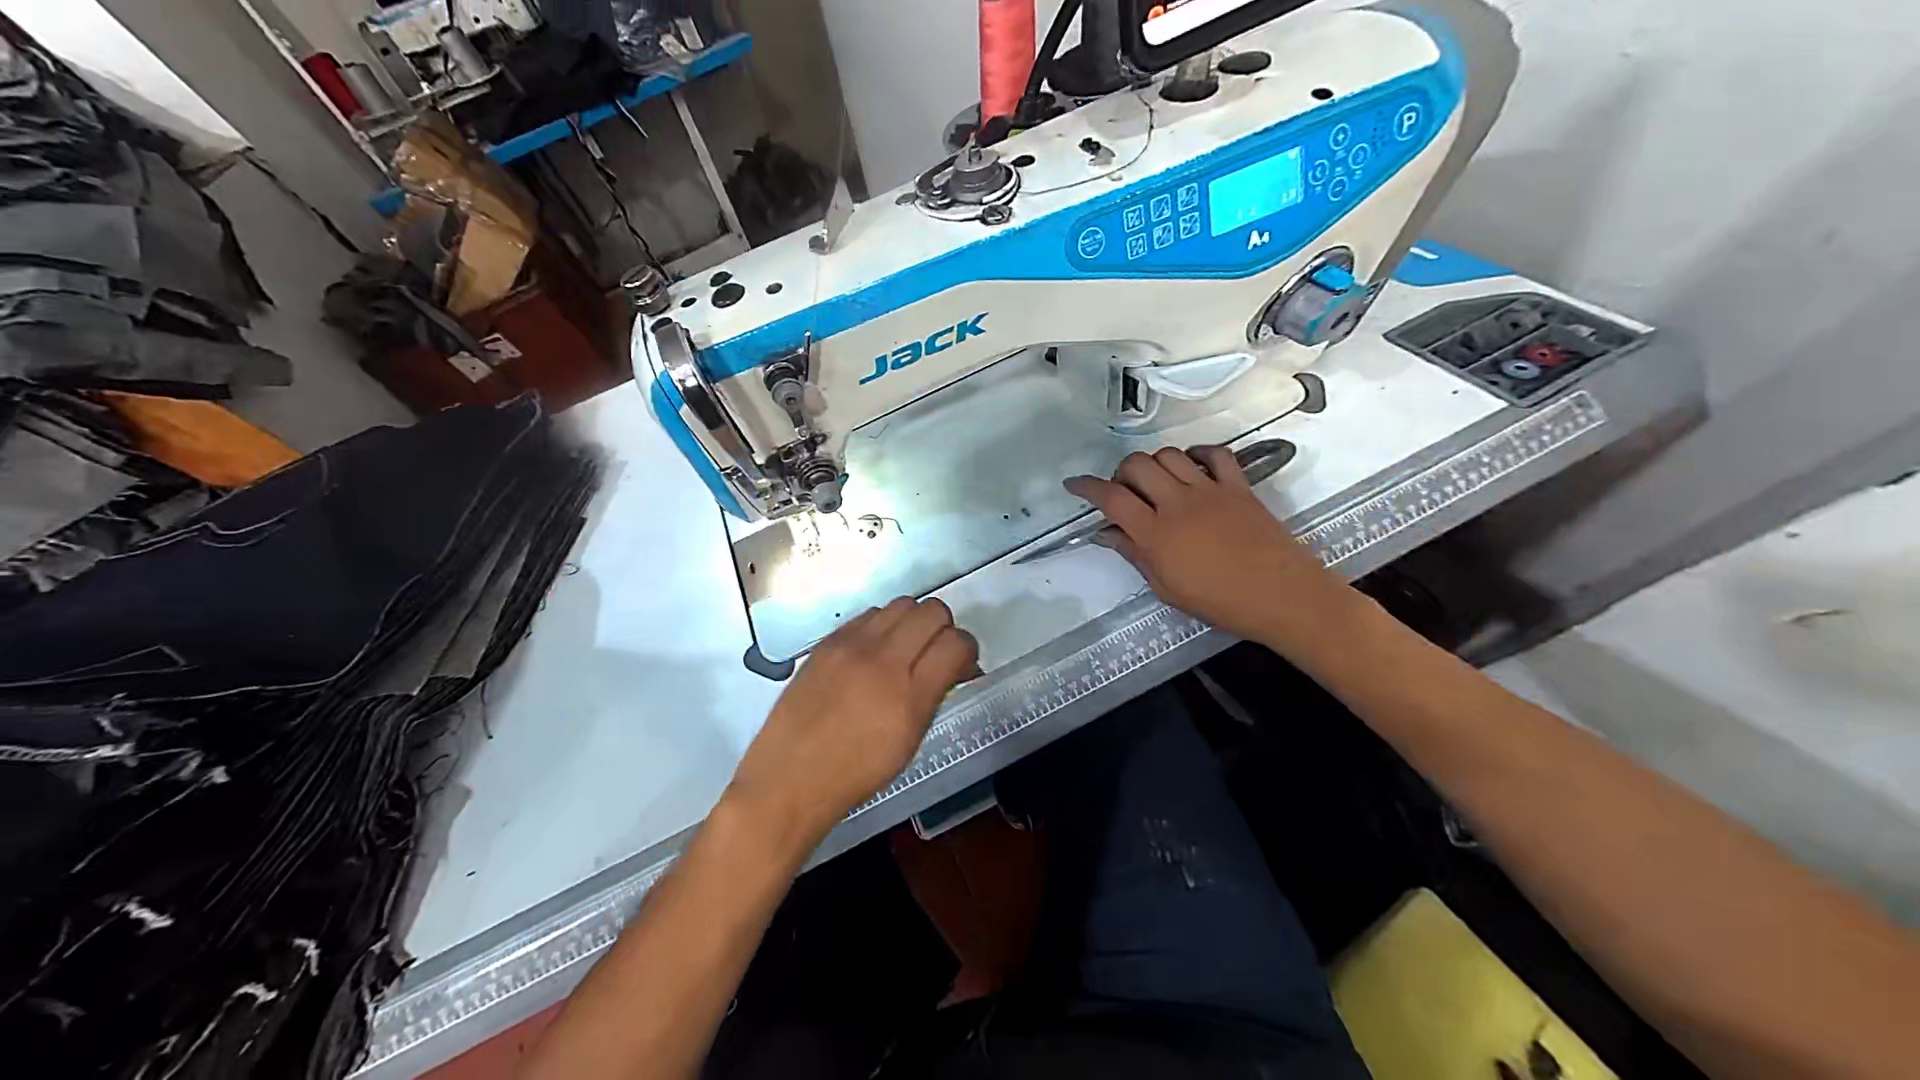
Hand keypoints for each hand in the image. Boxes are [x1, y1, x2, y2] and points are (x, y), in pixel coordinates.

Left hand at [726, 598, 978, 854]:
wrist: (789, 777)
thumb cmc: (855, 772)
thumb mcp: (909, 740)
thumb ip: (933, 695)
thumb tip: (952, 667)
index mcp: (909, 696)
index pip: (956, 643)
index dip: (966, 651)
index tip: (961, 665)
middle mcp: (882, 661)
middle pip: (933, 611)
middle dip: (944, 629)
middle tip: (935, 653)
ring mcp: (851, 646)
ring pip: (902, 604)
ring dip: (912, 623)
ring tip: (904, 650)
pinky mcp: (827, 642)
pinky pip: (868, 615)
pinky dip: (881, 627)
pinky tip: (874, 652)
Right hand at [1064, 447, 1356, 650]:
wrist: (1281, 596)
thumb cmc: (1219, 602)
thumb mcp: (1167, 588)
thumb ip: (1135, 555)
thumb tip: (1107, 534)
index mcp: (1156, 533)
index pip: (1111, 498)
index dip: (1087, 487)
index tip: (1074, 485)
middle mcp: (1178, 503)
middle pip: (1137, 465)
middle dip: (1120, 472)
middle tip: (1123, 491)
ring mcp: (1210, 490)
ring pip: (1169, 455)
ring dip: (1154, 463)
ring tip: (1155, 482)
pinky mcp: (1238, 486)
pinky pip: (1215, 454)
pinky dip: (1197, 454)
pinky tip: (1191, 467)